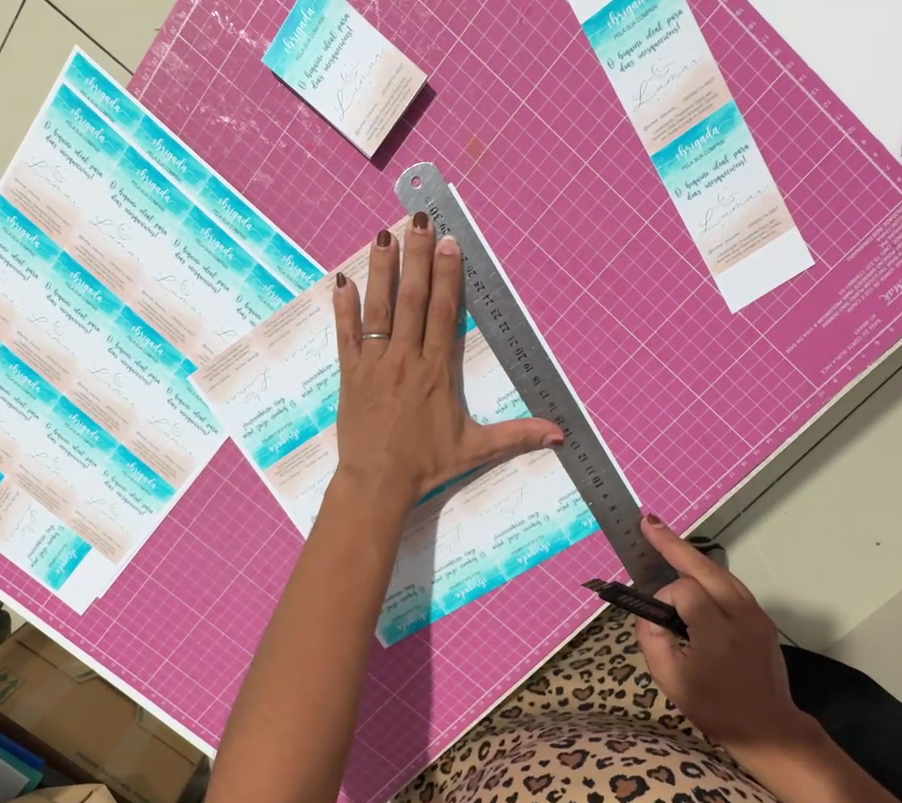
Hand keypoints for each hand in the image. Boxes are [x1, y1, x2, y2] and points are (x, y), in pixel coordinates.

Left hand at [330, 212, 560, 505]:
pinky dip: (344, 308)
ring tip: (383, 235)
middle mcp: (405, 360)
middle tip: (416, 220)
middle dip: (415, 258)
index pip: (442, 313)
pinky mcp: (350, 375)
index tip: (447, 242)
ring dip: (381, 270)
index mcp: (436, 371)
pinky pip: (346, 335)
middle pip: (411, 300)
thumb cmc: (426, 465)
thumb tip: (559, 434)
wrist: (378, 483)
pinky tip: (342, 279)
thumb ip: (516, 436)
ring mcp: (374, 365)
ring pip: (378, 310)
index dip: (446, 276)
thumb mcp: (475, 450)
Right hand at [634, 515, 815, 745]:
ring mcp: (757, 615)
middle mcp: (742, 616)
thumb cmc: (714, 708)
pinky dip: (708, 575)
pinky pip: (731, 588)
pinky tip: (692, 572)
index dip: (662, 599)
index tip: (654, 620)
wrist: (766, 727)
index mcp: (718, 633)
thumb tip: (649, 613)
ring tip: (665, 539)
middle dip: (675, 545)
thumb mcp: (670, 679)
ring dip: (691, 558)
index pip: (683, 592)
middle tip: (649, 523)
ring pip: (721, 574)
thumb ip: (652, 640)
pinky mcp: (762, 619)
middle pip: (706, 568)